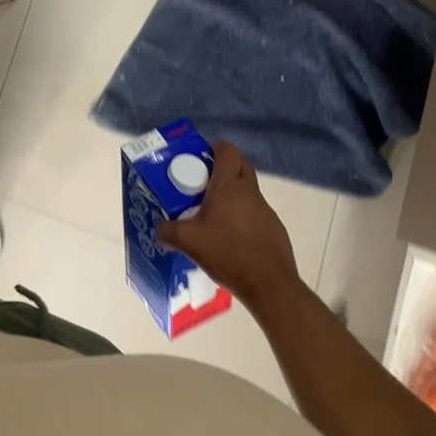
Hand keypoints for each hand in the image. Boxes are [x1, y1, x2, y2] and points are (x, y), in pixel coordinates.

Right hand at [156, 142, 300, 308]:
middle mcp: (250, 192)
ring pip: (248, 192)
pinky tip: (232, 240)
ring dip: (233, 196)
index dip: (214, 148)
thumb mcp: (188, 242)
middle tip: (204, 184)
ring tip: (214, 218)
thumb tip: (159, 229)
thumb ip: (168, 231)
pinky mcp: (275, 229)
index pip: (227, 150)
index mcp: (228, 186)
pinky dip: (243, 218)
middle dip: (224, 169)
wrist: (270, 286)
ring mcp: (266, 211)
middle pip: (240, 166)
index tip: (200, 159)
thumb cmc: (227, 253)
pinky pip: (256, 214)